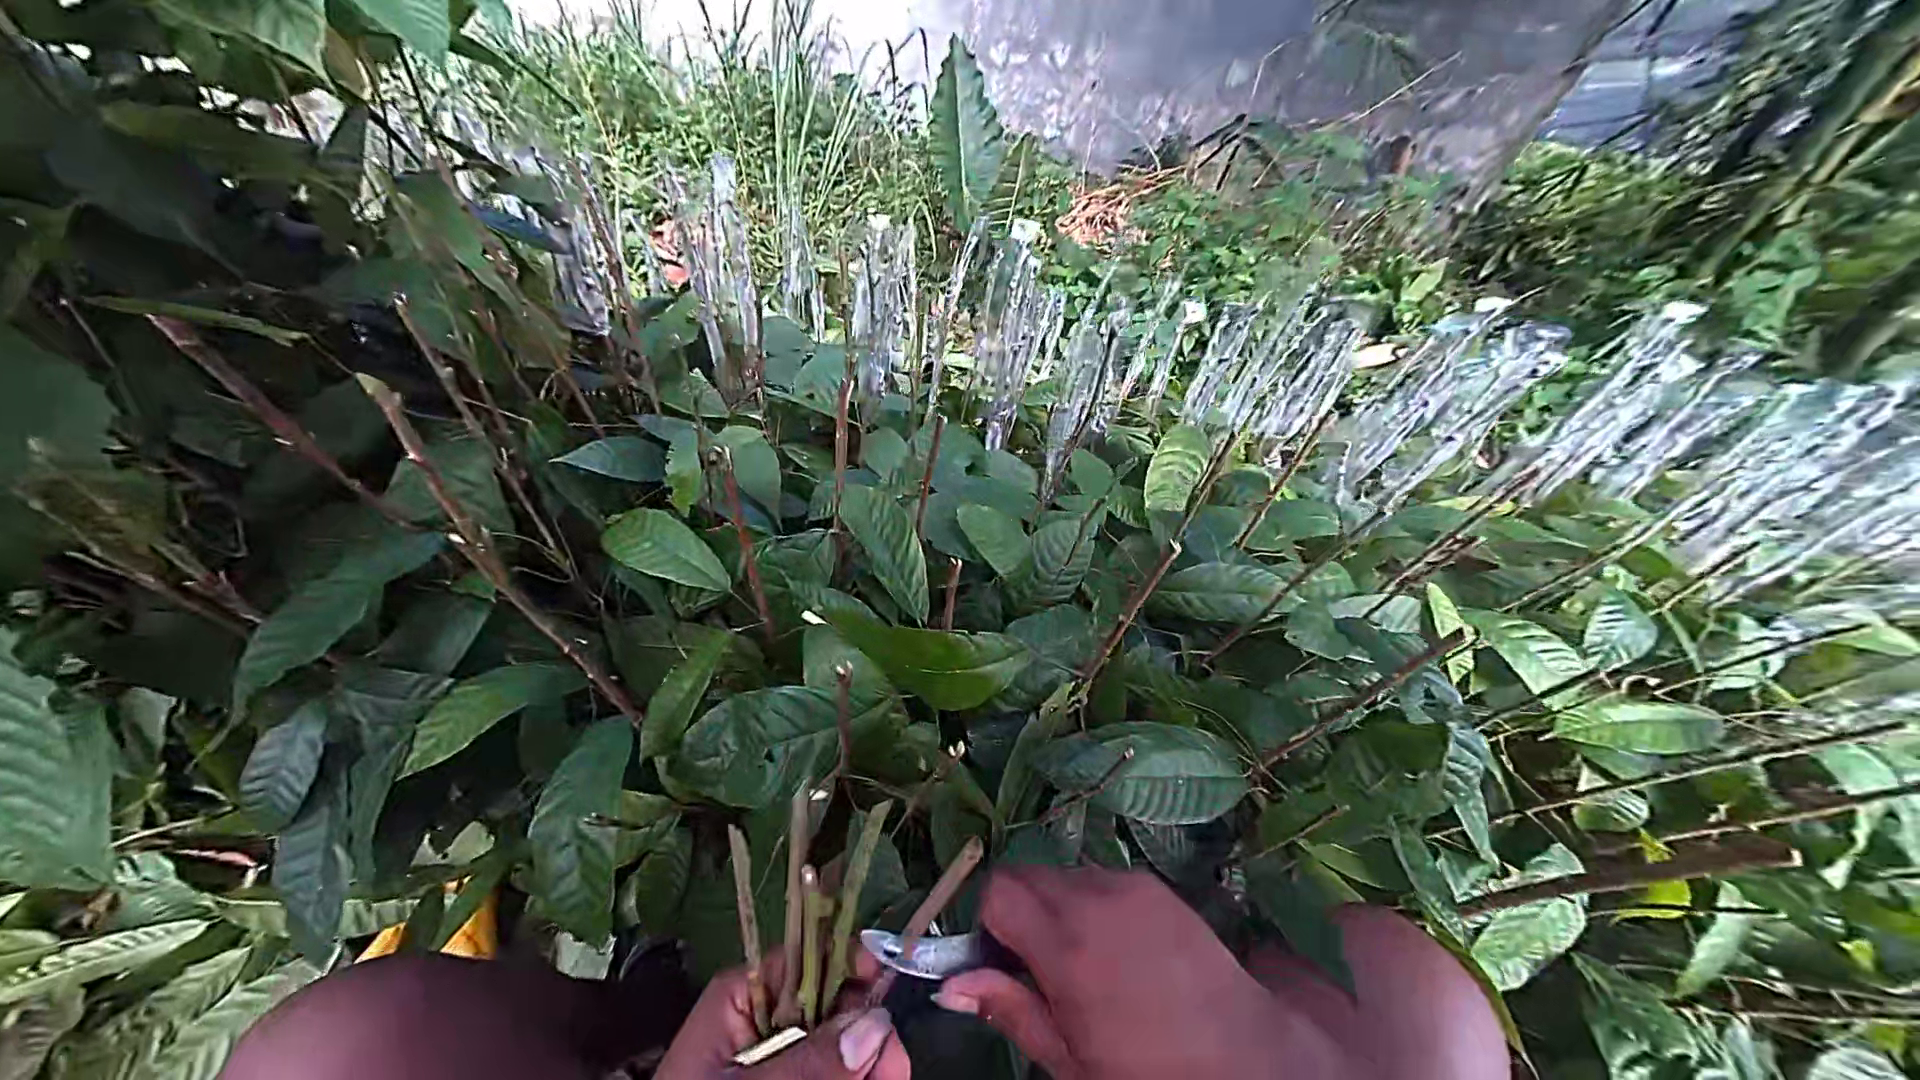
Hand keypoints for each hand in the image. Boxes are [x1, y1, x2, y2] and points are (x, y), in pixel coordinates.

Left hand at [655, 944, 909, 1079]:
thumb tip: (875, 1024)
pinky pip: (836, 1069)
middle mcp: (769, 1013)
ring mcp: (784, 1050)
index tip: (884, 980)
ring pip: (844, 1039)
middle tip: (895, 1068)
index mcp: (745, 993)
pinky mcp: (797, 1075)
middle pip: (836, 999)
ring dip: (871, 1062)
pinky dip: (858, 1077)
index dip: (850, 961)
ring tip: (890, 1079)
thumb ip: (807, 1064)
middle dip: (869, 1029)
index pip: (807, 954)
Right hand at [932, 867, 1350, 1079]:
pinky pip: (1098, 877)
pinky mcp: (1151, 882)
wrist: (1249, 1057)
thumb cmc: (1150, 1074)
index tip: (1004, 958)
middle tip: (1039, 964)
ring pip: (1061, 875)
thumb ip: (1010, 1009)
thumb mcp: (1072, 1063)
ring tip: (1085, 958)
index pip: (998, 890)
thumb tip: (951, 984)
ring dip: (1055, 905)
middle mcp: (1092, 897)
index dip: (990, 922)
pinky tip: (1118, 947)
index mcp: (1067, 945)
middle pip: (1026, 875)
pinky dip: (1089, 901)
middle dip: (1019, 910)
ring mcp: (1126, 883)